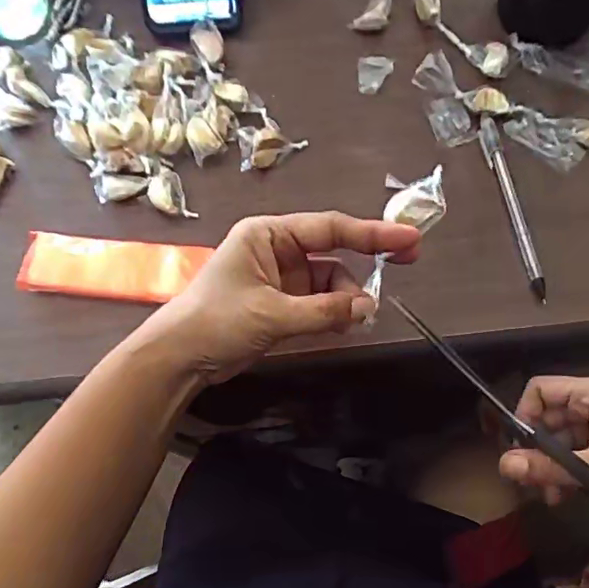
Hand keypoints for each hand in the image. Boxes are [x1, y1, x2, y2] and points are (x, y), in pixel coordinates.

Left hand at [133, 212, 420, 384]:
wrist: (179, 359)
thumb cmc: (217, 322)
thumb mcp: (273, 314)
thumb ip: (324, 310)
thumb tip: (369, 307)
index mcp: (268, 235)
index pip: (329, 228)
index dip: (372, 234)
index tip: (409, 239)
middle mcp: (276, 251)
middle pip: (332, 256)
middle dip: (359, 273)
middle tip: (400, 274)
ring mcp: (279, 281)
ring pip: (328, 285)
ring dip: (345, 302)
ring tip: (357, 321)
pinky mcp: (279, 307)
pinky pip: (317, 306)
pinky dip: (333, 315)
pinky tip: (347, 325)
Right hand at [497, 376, 588, 513]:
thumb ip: (546, 466)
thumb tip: (503, 464)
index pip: (541, 388)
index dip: (524, 414)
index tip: (519, 446)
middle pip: (550, 415)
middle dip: (537, 448)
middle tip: (529, 478)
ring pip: (562, 437)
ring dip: (551, 464)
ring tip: (549, 494)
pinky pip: (578, 450)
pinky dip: (568, 469)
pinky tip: (565, 494)